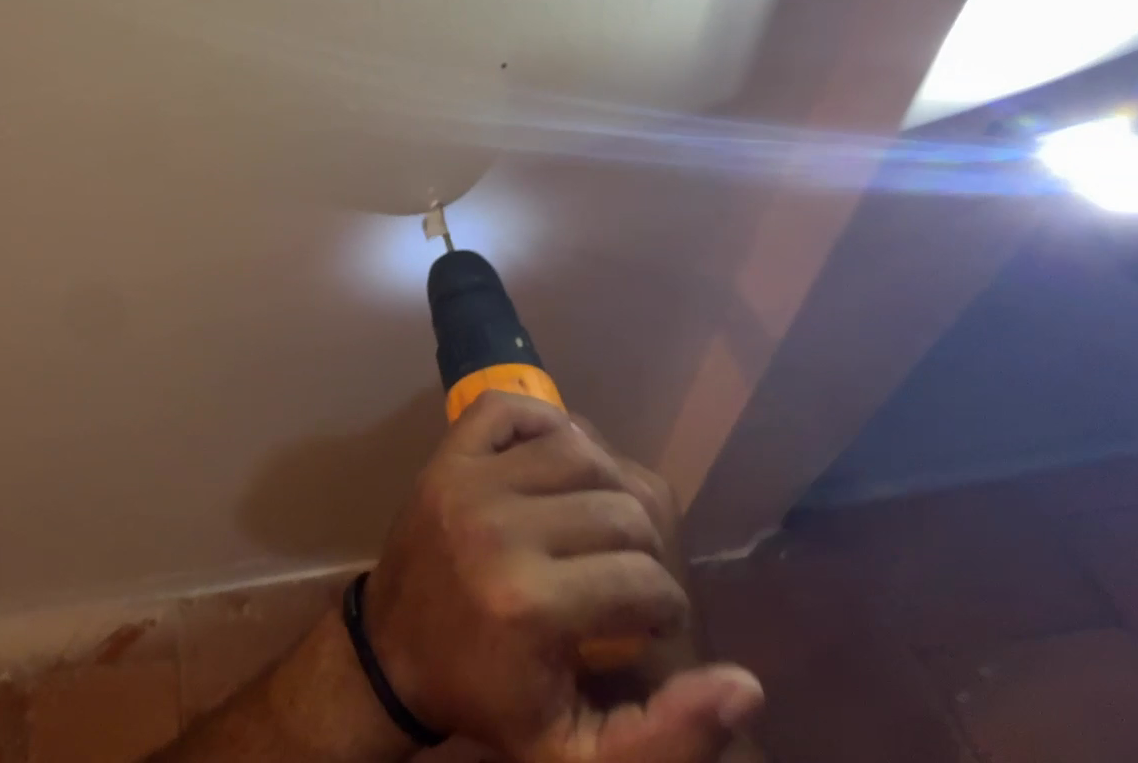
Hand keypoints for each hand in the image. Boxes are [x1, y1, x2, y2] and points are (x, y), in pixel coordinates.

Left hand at [361, 392, 762, 762]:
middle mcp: (499, 529)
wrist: (391, 652)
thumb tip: (745, 684)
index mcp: (530, 604)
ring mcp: (467, 482)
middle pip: (624, 510)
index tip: (648, 624)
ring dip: (611, 483)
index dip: (666, 608)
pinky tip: (561, 463)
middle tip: (631, 573)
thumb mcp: (573, 750)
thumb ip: (667, 737)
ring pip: (581, 450)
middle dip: (647, 549)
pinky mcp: (445, 457)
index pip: (649, 580)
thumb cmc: (486, 696)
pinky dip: (546, 422)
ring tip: (604, 521)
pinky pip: (509, 409)